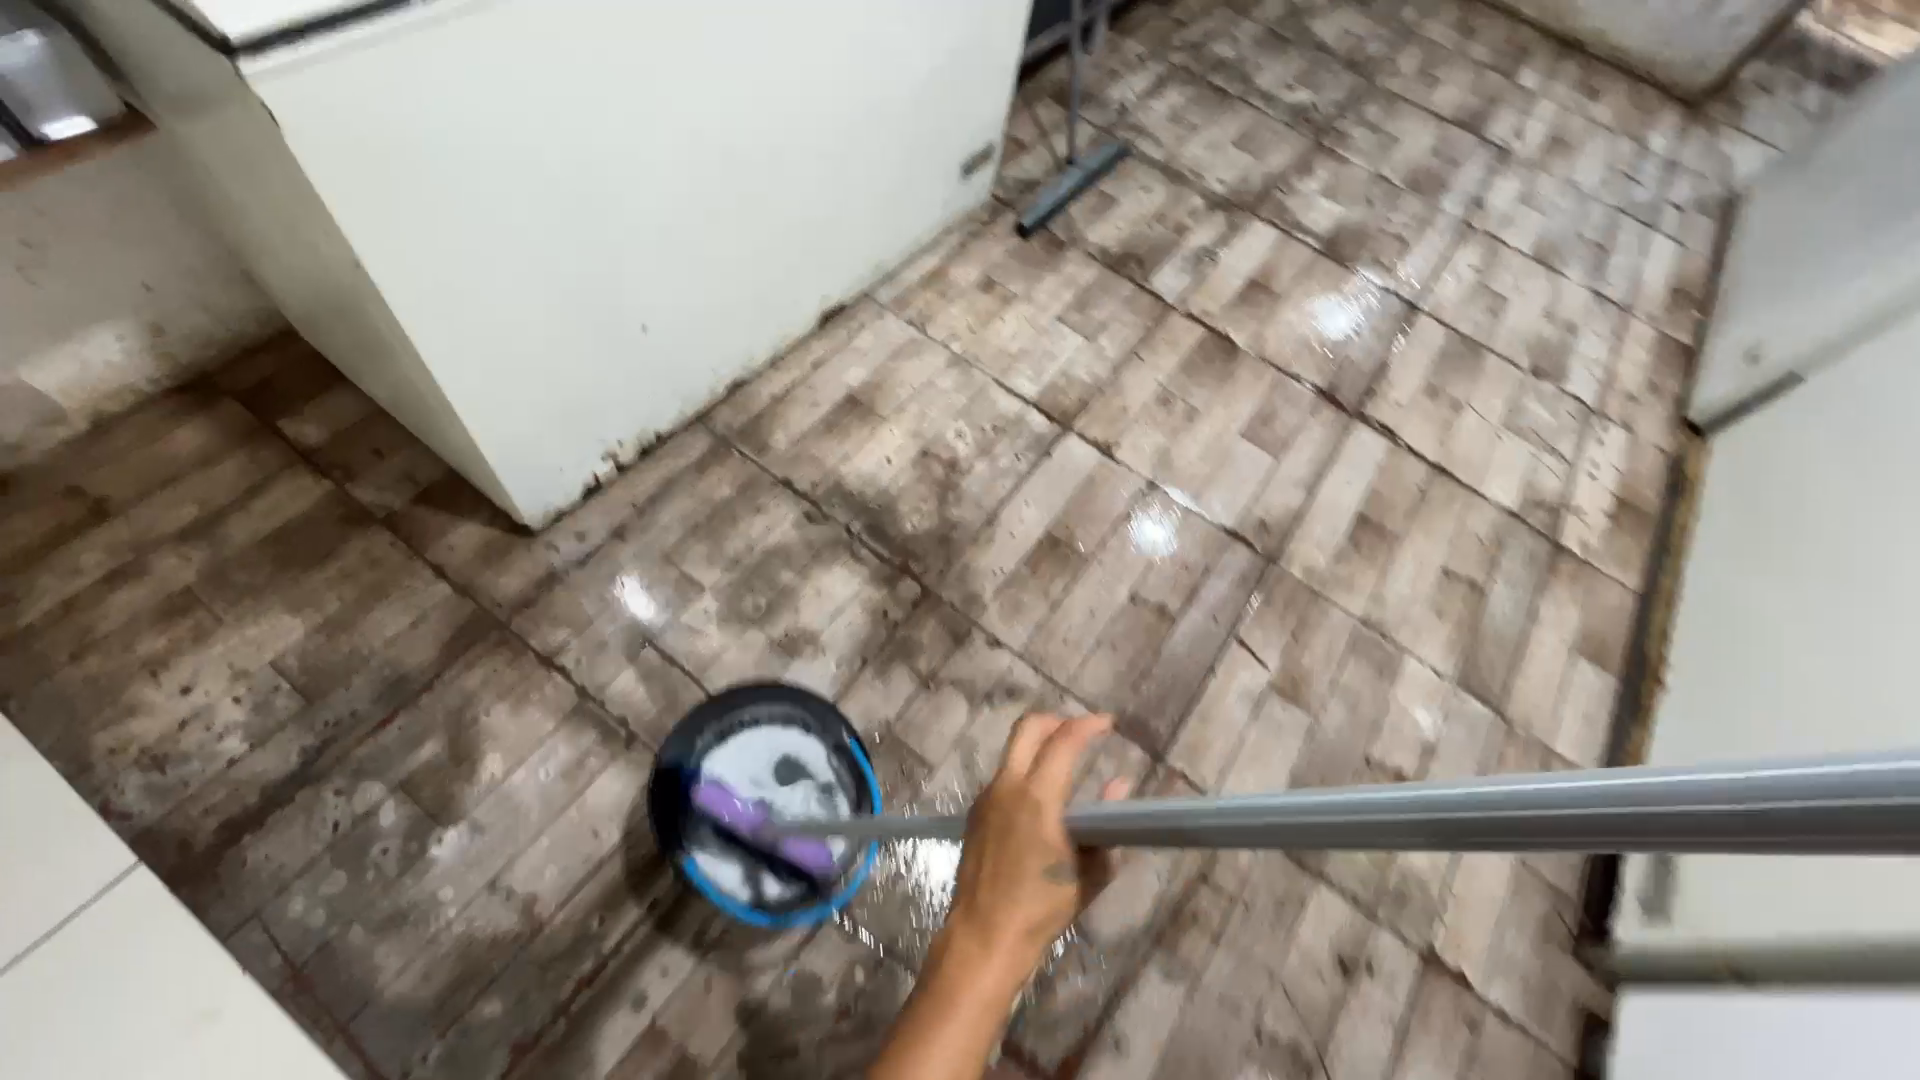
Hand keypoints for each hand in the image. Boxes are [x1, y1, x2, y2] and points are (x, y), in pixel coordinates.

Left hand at [944, 712, 1131, 972]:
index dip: (1088, 725)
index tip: (1108, 724)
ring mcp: (986, 797)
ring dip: (1038, 745)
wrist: (984, 934)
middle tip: (1081, 731)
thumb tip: (1119, 784)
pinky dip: (1025, 770)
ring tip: (1065, 763)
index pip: (1064, 740)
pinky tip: (1042, 798)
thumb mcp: (1089, 871)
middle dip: (1057, 720)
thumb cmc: (1041, 908)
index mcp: (1038, 797)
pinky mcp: (975, 812)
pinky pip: (1003, 776)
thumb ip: (1108, 823)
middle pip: (1027, 728)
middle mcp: (1007, 786)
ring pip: (1012, 751)